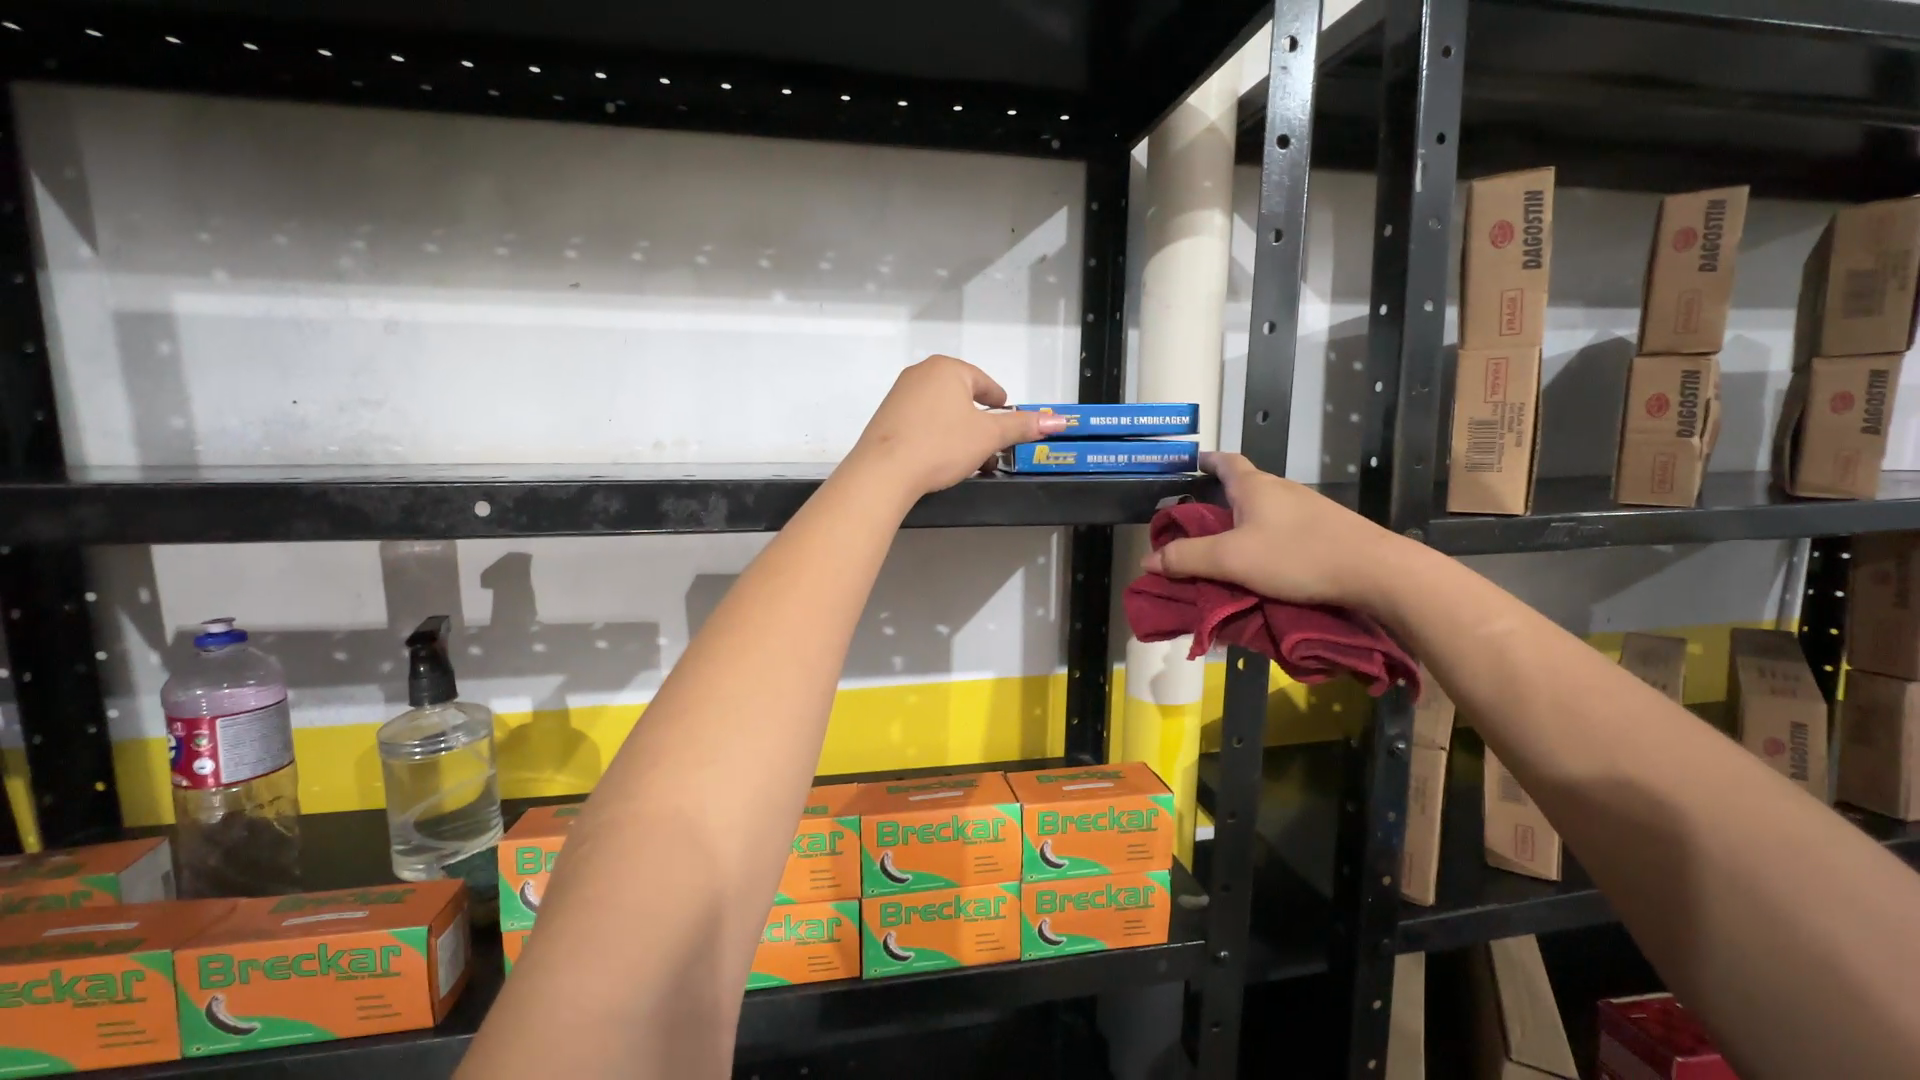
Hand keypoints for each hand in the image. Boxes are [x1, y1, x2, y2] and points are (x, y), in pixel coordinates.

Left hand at [843, 355, 1066, 498]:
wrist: (884, 472)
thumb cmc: (941, 445)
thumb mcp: (989, 436)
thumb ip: (1022, 426)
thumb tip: (1059, 420)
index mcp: (947, 369)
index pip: (983, 382)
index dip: (998, 399)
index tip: (1006, 412)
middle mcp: (920, 375)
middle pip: (960, 396)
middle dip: (979, 420)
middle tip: (992, 442)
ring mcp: (899, 396)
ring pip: (940, 411)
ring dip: (959, 431)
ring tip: (970, 457)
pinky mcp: (885, 420)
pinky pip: (921, 423)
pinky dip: (936, 436)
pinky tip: (941, 459)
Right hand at [1143, 452, 1405, 608]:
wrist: (1374, 571)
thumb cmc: (1297, 556)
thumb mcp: (1231, 560)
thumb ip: (1187, 558)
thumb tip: (1148, 559)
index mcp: (1255, 486)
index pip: (1225, 462)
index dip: (1205, 461)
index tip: (1190, 464)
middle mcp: (1282, 489)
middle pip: (1244, 488)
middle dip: (1219, 501)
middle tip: (1195, 523)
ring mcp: (1308, 509)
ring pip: (1265, 511)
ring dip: (1243, 524)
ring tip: (1225, 550)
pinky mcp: (1327, 531)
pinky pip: (1285, 530)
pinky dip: (1266, 540)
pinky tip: (1264, 564)